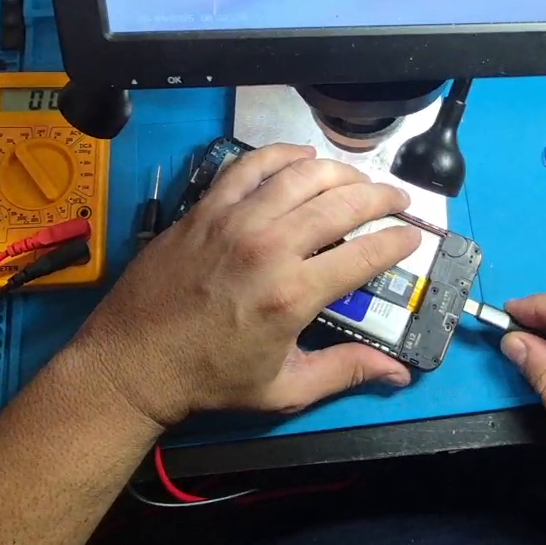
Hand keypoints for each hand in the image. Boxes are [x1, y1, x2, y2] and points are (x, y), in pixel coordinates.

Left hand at [67, 144, 420, 429]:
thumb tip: (399, 375)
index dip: (398, 241)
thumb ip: (343, 372)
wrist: (133, 362)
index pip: (365, 254)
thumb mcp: (283, 389)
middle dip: (381, 197)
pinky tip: (302, 156)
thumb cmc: (209, 379)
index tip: (413, 236)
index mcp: (293, 294)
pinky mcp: (207, 208)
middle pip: (342, 204)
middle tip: (398, 199)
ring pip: (302, 176)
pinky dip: (281, 155)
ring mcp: (235, 221)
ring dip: (340, 172)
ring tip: (358, 179)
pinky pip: (250, 166)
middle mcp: (270, 247)